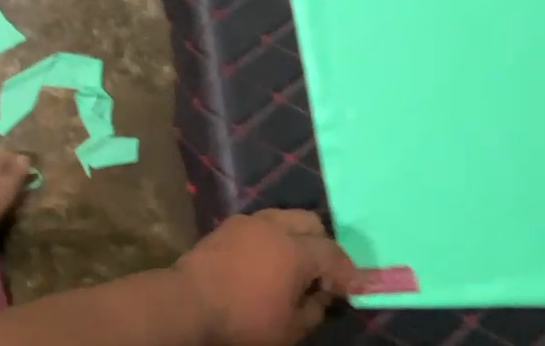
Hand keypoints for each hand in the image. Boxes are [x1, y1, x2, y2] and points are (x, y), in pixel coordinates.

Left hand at [173, 210, 361, 345]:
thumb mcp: (291, 328)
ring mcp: (247, 221)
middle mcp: (272, 226)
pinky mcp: (228, 225)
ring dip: (297, 237)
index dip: (348, 272)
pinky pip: (261, 223)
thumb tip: (322, 294)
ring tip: (297, 268)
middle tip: (325, 275)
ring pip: (283, 217)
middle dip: (324, 245)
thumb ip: (315, 308)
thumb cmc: (244, 320)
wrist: (190, 302)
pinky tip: (271, 261)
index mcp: (293, 250)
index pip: (332, 253)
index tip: (355, 290)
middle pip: (309, 222)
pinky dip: (274, 237)